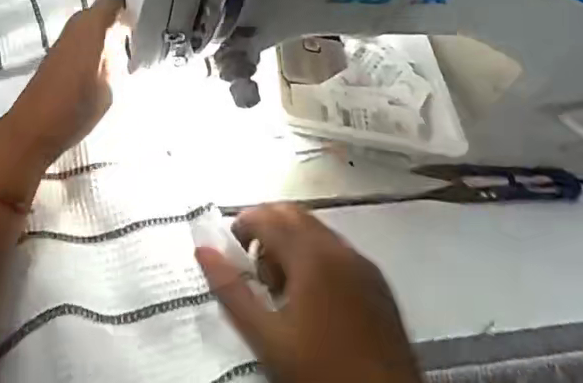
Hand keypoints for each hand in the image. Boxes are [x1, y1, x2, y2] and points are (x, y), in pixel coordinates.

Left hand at [0, 0, 123, 188]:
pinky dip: (95, 45)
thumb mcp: (110, 83)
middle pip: (101, 13)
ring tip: (128, 53)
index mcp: (90, 27)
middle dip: (119, 21)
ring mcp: (63, 40)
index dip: (130, 7)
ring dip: (107, 34)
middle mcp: (74, 26)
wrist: (35, 128)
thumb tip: (121, 41)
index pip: (112, 2)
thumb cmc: (76, 105)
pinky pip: (82, 40)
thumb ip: (117, 56)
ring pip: (91, 27)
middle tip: (141, 38)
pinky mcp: (56, 55)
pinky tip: (107, 65)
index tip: (147, 19)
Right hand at [194, 204, 418, 382]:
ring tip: (281, 288)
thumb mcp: (266, 338)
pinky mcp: (380, 285)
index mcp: (311, 255)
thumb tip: (202, 250)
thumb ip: (231, 290)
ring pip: (316, 230)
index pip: (266, 216)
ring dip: (291, 243)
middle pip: (292, 215)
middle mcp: (339, 249)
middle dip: (266, 230)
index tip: (231, 250)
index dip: (242, 225)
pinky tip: (313, 300)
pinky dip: (317, 258)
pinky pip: (339, 251)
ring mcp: (364, 266)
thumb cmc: (321, 373)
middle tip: (254, 268)